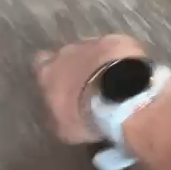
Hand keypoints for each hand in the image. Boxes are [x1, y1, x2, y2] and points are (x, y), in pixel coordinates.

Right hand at [31, 34, 148, 143]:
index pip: (40, 65)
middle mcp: (67, 52)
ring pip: (92, 50)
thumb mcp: (63, 128)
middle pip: (68, 55)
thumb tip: (56, 115)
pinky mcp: (118, 41)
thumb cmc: (85, 115)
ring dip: (98, 63)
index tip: (59, 85)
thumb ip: (55, 117)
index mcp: (48, 72)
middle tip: (88, 86)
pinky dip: (120, 59)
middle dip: (76, 67)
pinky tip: (130, 74)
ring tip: (112, 82)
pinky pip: (116, 49)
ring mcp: (93, 43)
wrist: (119, 96)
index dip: (50, 74)